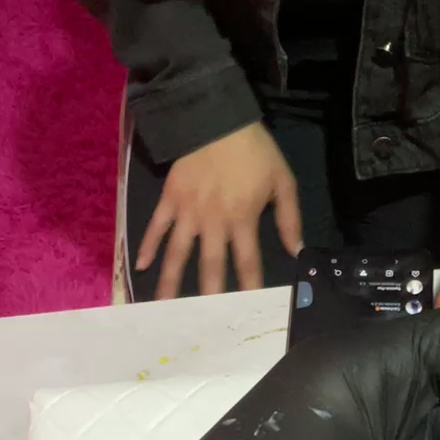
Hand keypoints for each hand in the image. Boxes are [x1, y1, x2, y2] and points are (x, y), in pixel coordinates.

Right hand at [137, 121, 302, 298]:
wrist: (216, 114)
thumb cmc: (254, 149)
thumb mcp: (283, 180)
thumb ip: (289, 218)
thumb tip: (298, 251)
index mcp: (243, 219)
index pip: (248, 263)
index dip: (250, 289)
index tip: (250, 313)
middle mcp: (214, 222)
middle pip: (211, 267)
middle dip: (209, 297)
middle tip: (205, 325)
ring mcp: (188, 212)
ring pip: (179, 253)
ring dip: (171, 282)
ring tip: (164, 309)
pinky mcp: (170, 199)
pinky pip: (157, 226)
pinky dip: (148, 246)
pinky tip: (141, 267)